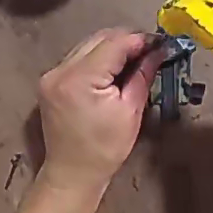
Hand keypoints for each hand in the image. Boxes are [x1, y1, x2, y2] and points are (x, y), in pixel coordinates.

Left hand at [36, 29, 161, 194]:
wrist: (73, 173)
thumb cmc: (105, 149)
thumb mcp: (131, 112)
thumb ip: (143, 75)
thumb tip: (158, 51)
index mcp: (80, 79)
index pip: (115, 44)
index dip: (140, 39)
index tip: (162, 42)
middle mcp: (60, 70)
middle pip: (99, 38)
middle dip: (128, 40)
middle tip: (153, 49)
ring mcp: (52, 74)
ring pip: (88, 45)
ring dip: (114, 47)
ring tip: (137, 58)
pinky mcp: (51, 81)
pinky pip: (79, 58)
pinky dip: (99, 57)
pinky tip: (116, 68)